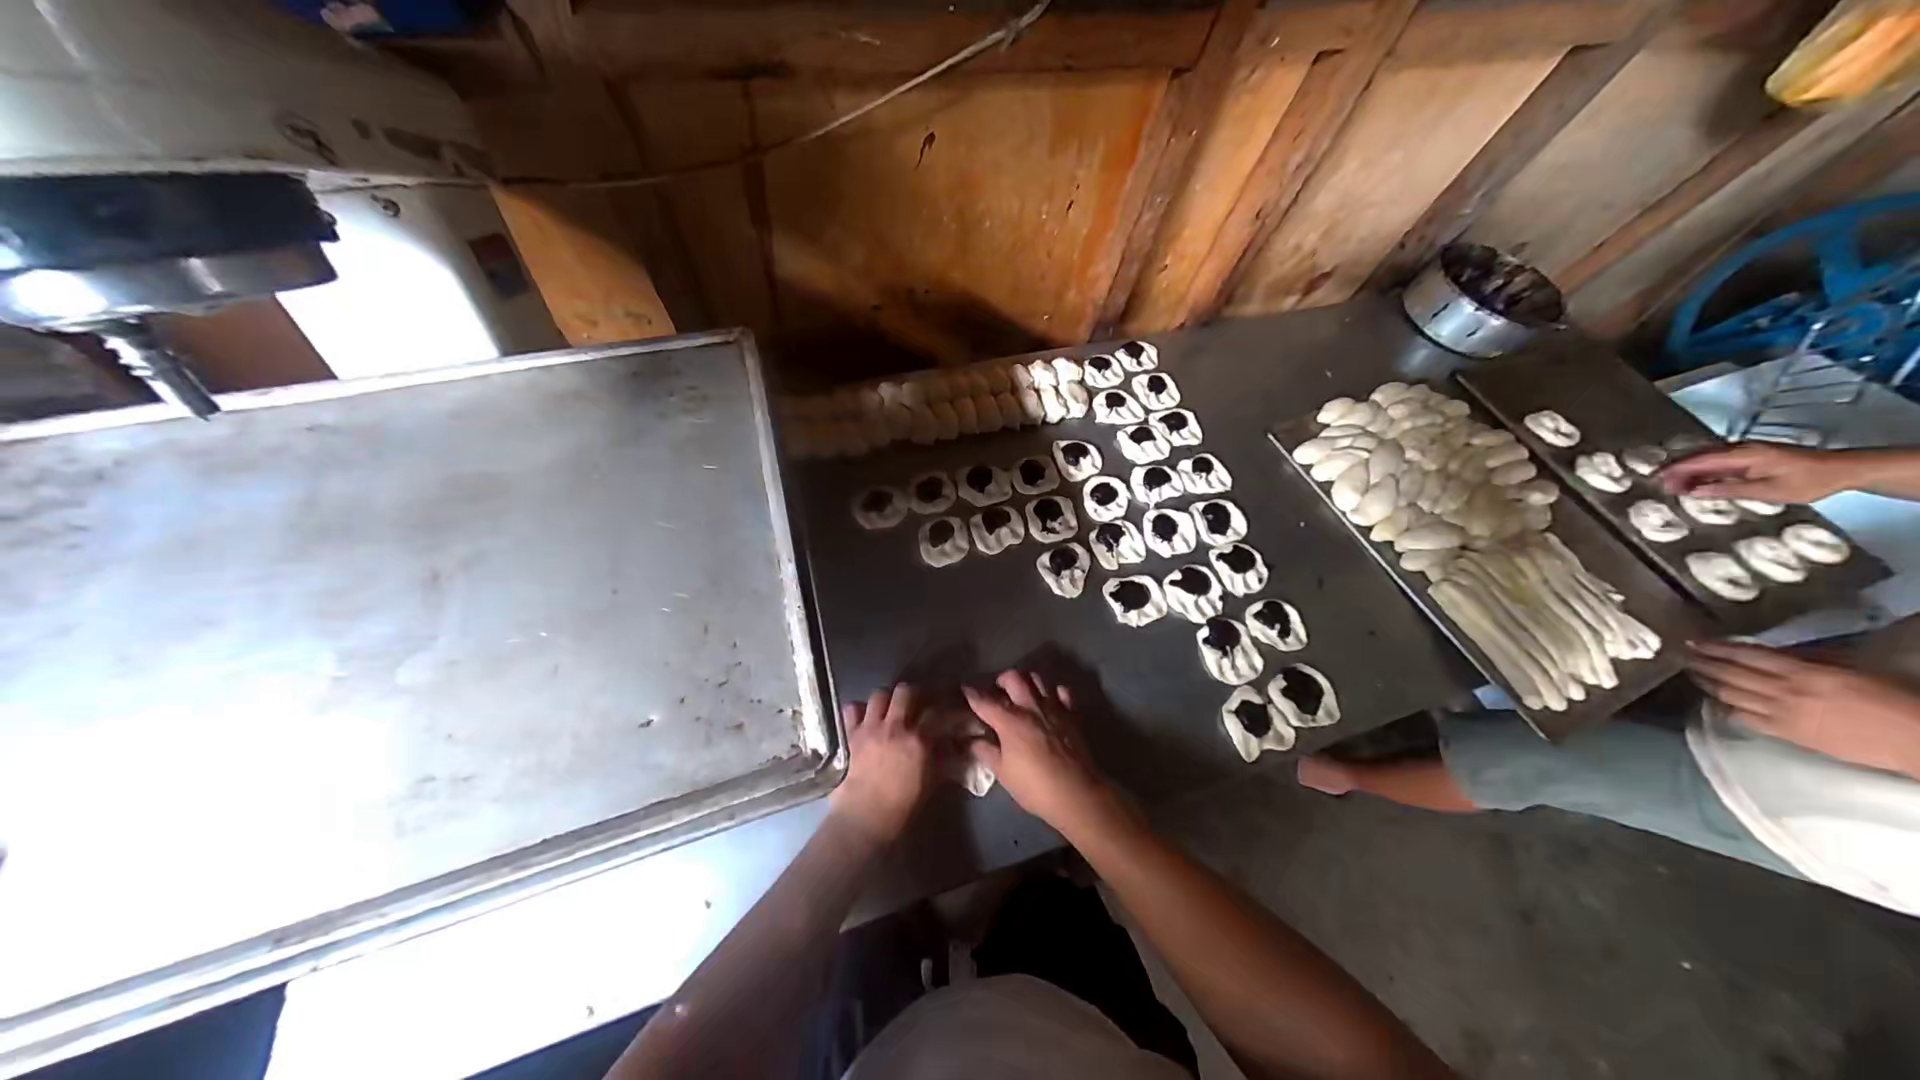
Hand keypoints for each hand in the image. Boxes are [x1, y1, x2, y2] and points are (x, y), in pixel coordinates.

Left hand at [830, 683, 932, 844]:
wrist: (864, 819)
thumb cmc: (901, 807)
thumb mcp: (929, 784)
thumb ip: (939, 761)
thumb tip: (948, 748)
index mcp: (918, 740)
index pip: (936, 713)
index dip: (943, 708)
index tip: (946, 710)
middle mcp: (894, 726)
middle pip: (905, 691)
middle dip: (912, 694)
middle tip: (914, 704)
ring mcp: (870, 728)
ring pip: (879, 695)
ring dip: (886, 700)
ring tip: (888, 710)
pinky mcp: (850, 735)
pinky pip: (851, 709)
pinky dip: (858, 710)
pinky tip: (864, 719)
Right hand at [962, 670, 1124, 835]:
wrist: (1077, 793)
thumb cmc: (1035, 787)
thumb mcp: (1003, 773)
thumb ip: (986, 752)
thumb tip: (971, 741)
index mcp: (1010, 721)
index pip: (985, 701)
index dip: (972, 694)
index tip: (965, 689)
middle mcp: (1031, 707)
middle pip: (1014, 678)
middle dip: (1001, 679)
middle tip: (996, 690)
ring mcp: (1054, 708)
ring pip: (1038, 679)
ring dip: (1026, 681)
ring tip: (1021, 692)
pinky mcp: (1072, 715)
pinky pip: (1062, 692)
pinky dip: (1053, 692)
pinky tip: (1049, 701)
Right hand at [1659, 443, 1846, 502]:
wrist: (1844, 470)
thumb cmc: (1807, 482)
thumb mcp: (1767, 491)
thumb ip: (1728, 490)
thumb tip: (1694, 492)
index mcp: (1742, 456)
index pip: (1698, 461)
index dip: (1674, 470)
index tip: (1654, 479)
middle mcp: (1741, 449)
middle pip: (1699, 457)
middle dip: (1676, 470)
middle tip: (1659, 485)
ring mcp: (1747, 451)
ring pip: (1707, 458)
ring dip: (1689, 471)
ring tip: (1675, 486)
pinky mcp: (1752, 455)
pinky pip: (1718, 460)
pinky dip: (1704, 470)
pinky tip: (1699, 481)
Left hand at [1688, 641, 1919, 777]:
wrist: (1919, 740)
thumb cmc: (1895, 699)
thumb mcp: (1850, 669)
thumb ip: (1810, 660)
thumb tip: (1779, 653)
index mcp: (1804, 672)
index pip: (1747, 655)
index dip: (1716, 647)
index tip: (1694, 641)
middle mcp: (1785, 692)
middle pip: (1730, 674)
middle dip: (1702, 663)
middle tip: (1682, 655)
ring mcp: (1782, 715)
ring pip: (1730, 695)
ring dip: (1707, 683)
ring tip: (1692, 674)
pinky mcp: (1788, 735)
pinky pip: (1747, 719)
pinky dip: (1727, 708)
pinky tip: (1718, 703)